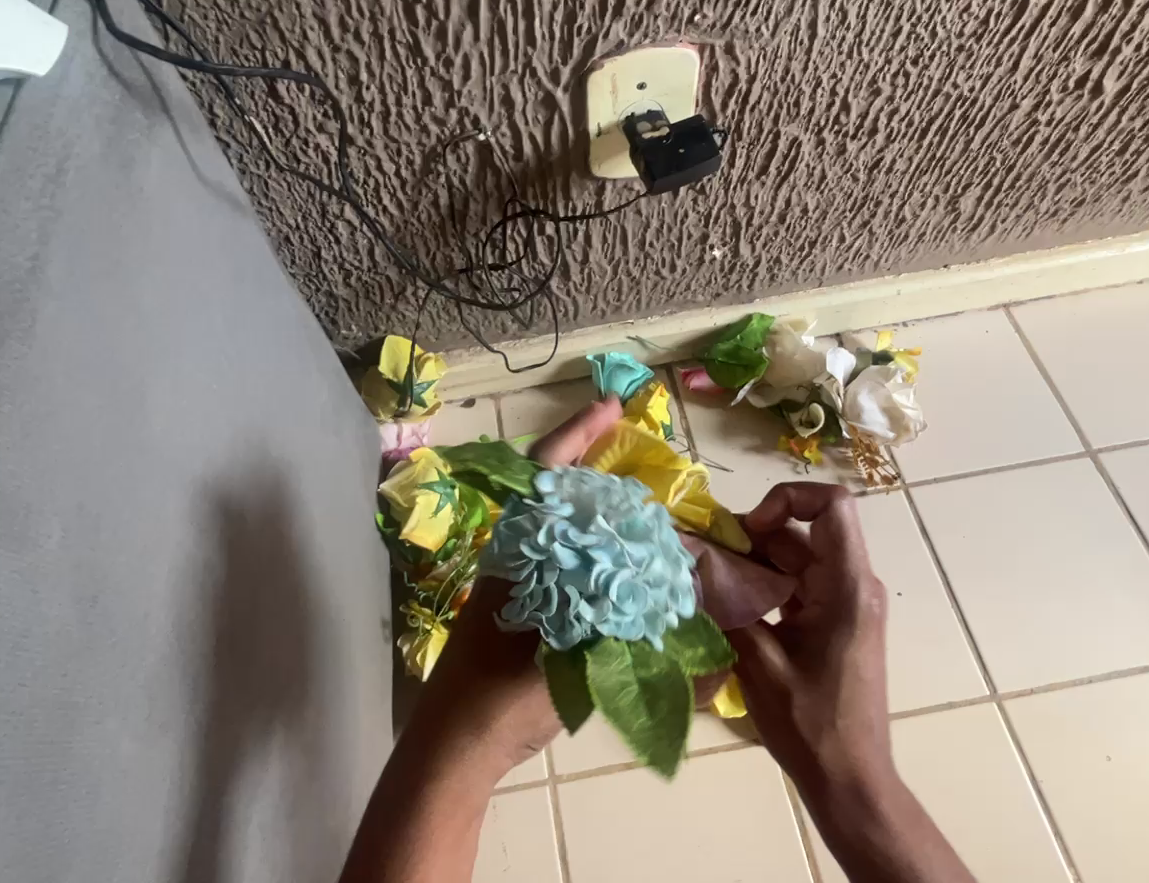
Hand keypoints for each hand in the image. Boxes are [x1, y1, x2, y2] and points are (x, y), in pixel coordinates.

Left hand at [404, 396, 623, 781]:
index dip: (578, 432)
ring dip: (596, 507)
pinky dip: (594, 547)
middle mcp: (517, 550)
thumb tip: (691, 605)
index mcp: (519, 546)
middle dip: (594, 466)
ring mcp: (518, 575)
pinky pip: (564, 556)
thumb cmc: (504, 695)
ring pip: (561, 523)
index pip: (547, 470)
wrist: (457, 743)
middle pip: (556, 491)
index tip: (611, 404)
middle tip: (639, 456)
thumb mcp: (572, 657)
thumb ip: (629, 627)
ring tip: (641, 503)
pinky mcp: (524, 602)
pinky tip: (624, 560)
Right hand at [728, 482, 893, 798]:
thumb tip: (686, 557)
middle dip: (751, 535)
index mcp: (846, 587)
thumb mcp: (759, 661)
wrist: (850, 782)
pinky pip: (795, 581)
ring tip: (707, 578)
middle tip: (705, 556)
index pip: (831, 505)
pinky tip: (727, 601)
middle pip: (802, 530)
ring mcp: (843, 602)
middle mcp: (852, 584)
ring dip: (750, 561)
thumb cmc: (811, 725)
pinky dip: (761, 583)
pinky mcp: (831, 619)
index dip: (786, 500)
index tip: (747, 529)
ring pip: (794, 555)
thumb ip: (725, 602)